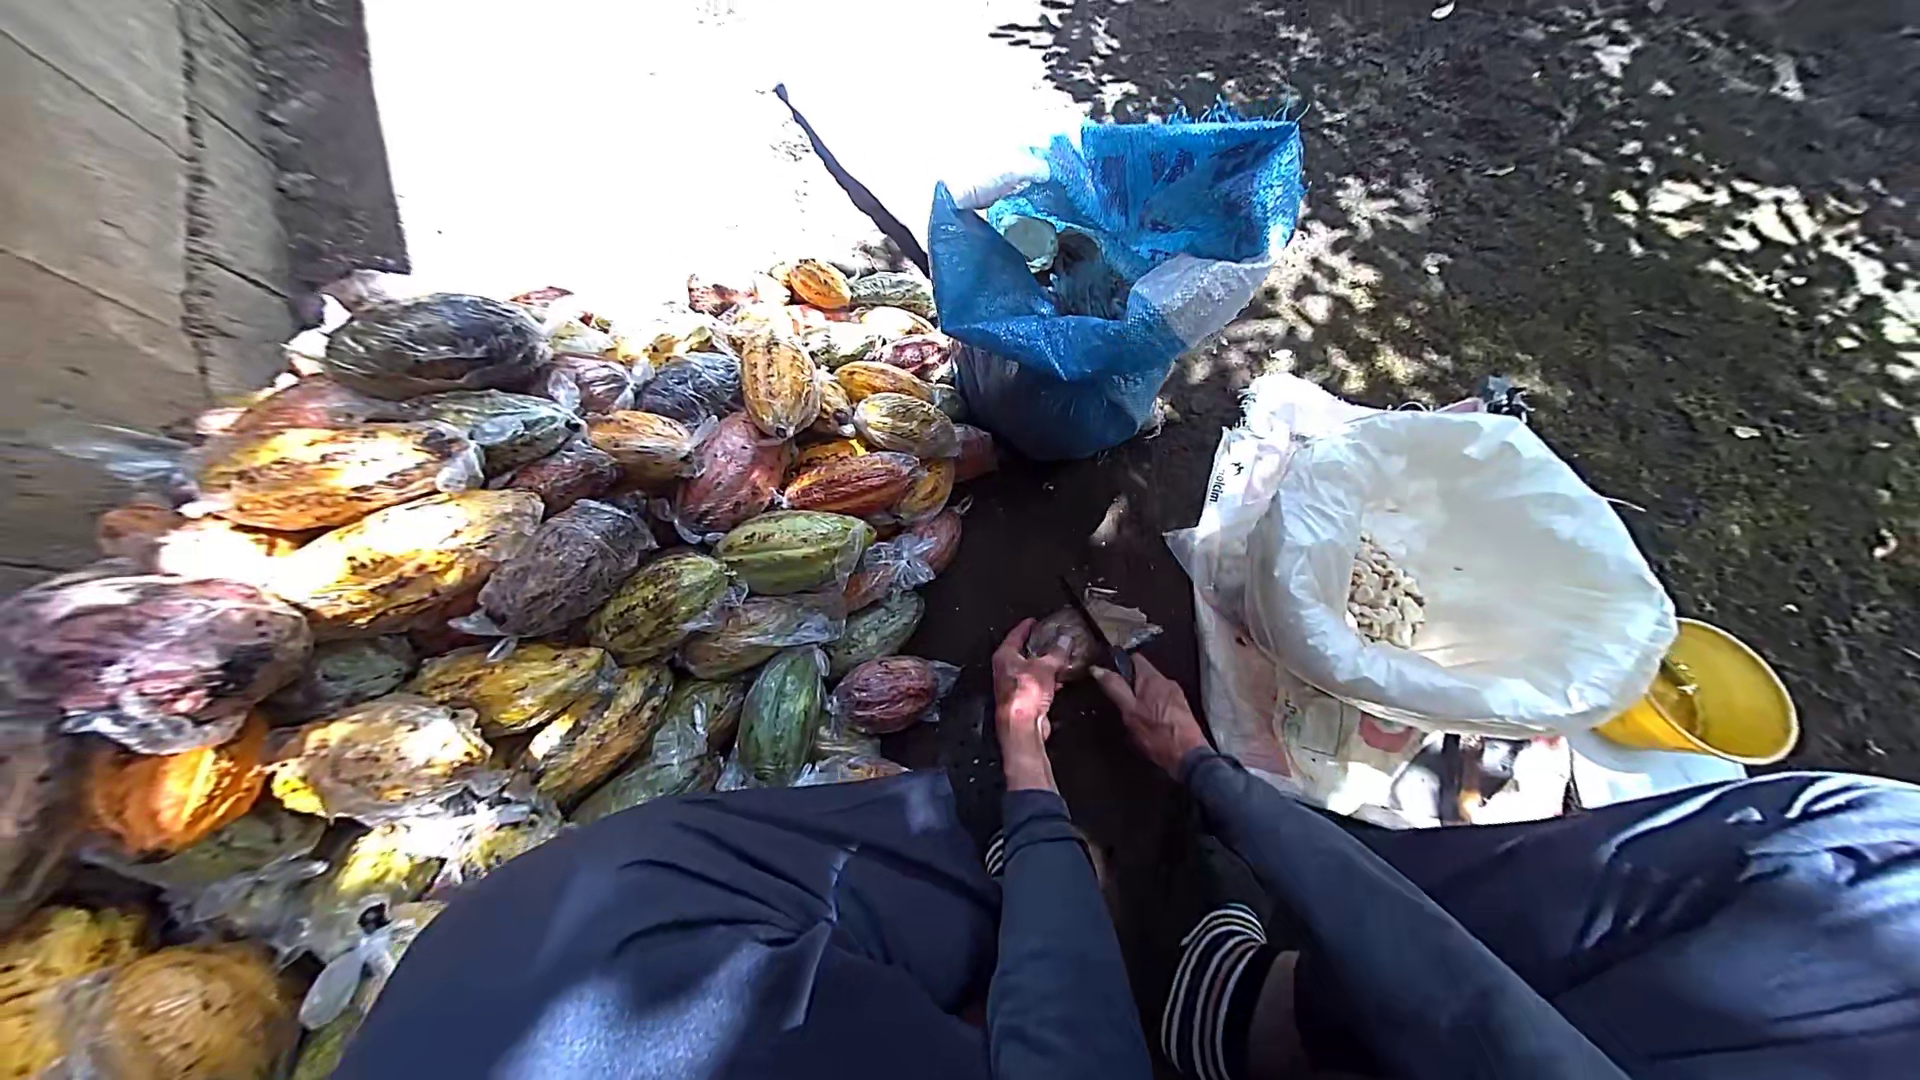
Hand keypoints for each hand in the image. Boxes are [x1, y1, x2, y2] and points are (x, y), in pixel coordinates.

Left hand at [992, 618, 1073, 791]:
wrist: (1022, 726)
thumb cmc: (1024, 695)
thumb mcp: (1045, 667)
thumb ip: (1057, 652)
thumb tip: (1064, 640)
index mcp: (1005, 656)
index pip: (1015, 635)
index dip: (1025, 626)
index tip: (1033, 621)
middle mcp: (1005, 669)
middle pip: (1022, 652)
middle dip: (1037, 645)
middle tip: (1049, 637)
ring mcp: (1013, 685)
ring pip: (1030, 668)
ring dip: (1045, 663)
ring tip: (1059, 656)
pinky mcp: (1023, 698)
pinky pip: (1036, 683)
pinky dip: (1048, 679)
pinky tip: (1059, 679)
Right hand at [1090, 653, 1209, 777]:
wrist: (1187, 758)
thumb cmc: (1156, 734)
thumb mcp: (1128, 710)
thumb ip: (1114, 687)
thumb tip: (1098, 669)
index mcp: (1152, 678)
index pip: (1134, 658)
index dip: (1120, 665)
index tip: (1112, 679)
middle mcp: (1167, 682)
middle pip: (1143, 674)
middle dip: (1131, 686)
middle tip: (1122, 705)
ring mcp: (1176, 696)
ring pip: (1152, 689)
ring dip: (1142, 699)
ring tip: (1136, 718)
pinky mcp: (1182, 709)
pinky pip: (1162, 701)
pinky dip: (1153, 708)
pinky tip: (1150, 725)